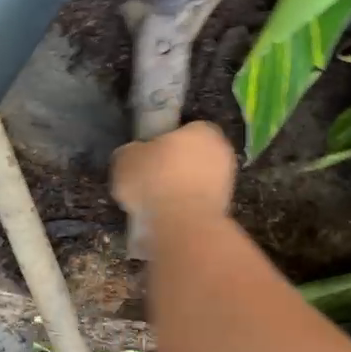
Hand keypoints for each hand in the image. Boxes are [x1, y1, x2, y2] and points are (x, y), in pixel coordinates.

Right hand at [111, 121, 237, 224]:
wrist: (179, 223)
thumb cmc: (152, 179)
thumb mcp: (124, 157)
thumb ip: (132, 150)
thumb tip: (136, 154)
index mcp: (202, 130)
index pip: (185, 129)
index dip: (164, 139)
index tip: (146, 153)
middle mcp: (221, 150)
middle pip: (192, 153)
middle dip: (172, 163)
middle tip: (146, 175)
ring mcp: (225, 180)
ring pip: (194, 177)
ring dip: (176, 185)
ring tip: (150, 197)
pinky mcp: (221, 206)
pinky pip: (194, 199)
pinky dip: (180, 203)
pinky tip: (160, 211)